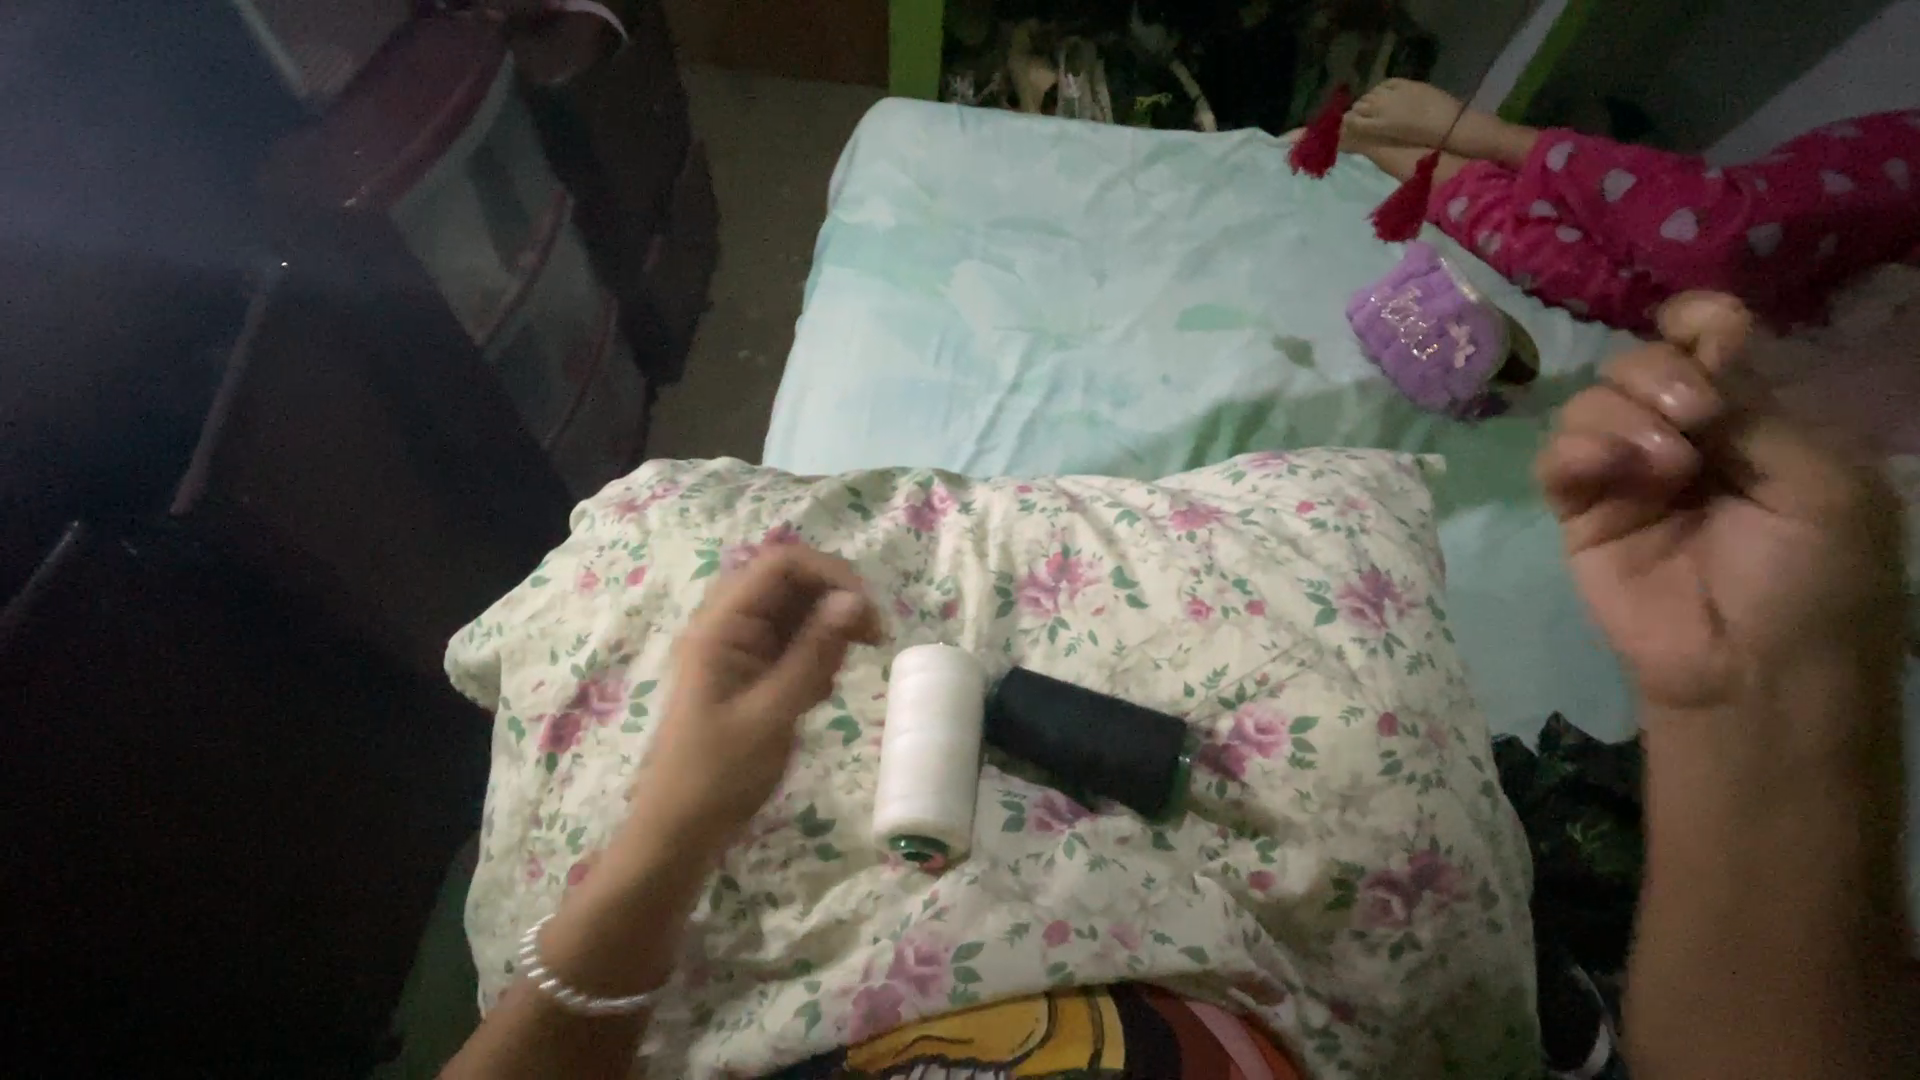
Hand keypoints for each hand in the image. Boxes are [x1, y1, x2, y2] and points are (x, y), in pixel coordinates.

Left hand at [629, 546, 883, 848]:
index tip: (868, 609)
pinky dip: (816, 660)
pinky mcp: (752, 672)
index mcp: (721, 626)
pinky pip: (793, 645)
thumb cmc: (717, 776)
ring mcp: (741, 649)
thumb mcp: (772, 713)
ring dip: (828, 635)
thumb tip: (856, 599)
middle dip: (835, 602)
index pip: (781, 564)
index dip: (830, 573)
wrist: (679, 833)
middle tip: (872, 639)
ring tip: (833, 681)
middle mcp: (730, 626)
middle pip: (792, 584)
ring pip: (797, 614)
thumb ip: (814, 652)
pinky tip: (817, 697)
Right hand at [1537, 292, 1904, 712]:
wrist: (1748, 664)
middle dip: (1658, 377)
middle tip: (1693, 419)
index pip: (1711, 343)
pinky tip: (1607, 475)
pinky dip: (1575, 453)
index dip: (1698, 322)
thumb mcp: (1818, 480)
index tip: (1698, 331)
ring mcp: (1623, 472)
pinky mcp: (1576, 508)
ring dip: (1621, 420)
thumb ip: (1754, 410)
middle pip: (1635, 364)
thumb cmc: (1813, 575)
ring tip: (1660, 469)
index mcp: (1754, 420)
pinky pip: (1553, 457)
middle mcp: (1681, 434)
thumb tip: (1690, 348)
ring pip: (1587, 405)